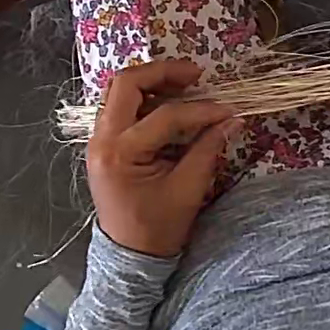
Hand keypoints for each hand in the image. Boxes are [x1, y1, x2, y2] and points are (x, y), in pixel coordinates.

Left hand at [87, 59, 242, 256]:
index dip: (200, 110)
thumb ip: (207, 150)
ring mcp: (98, 140)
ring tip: (184, 85)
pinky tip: (168, 104)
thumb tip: (231, 120)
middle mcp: (101, 139)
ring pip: (119, 91)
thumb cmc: (156, 228)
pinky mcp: (103, 143)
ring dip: (151, 83)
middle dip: (162, 73)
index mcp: (119, 153)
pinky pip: (119, 108)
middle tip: (195, 74)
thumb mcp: (187, 190)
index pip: (164, 116)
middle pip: (126, 84)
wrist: (128, 257)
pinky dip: (143, 99)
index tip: (227, 110)